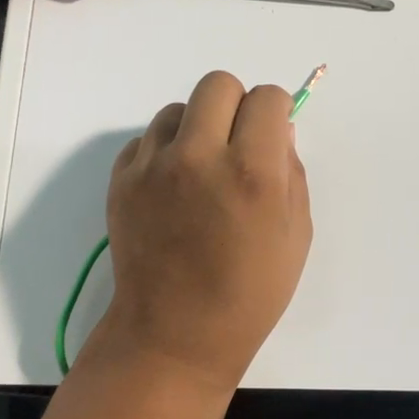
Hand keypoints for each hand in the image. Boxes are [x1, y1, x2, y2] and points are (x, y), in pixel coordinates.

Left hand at [98, 71, 311, 386]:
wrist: (176, 334)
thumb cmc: (250, 294)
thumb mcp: (297, 236)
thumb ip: (292, 174)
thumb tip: (277, 131)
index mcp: (253, 173)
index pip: (266, 98)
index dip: (275, 115)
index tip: (272, 140)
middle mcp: (200, 157)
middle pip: (218, 85)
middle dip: (236, 107)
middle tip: (238, 147)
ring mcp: (153, 166)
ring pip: (178, 109)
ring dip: (197, 129)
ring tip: (201, 172)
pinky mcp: (121, 180)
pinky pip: (147, 139)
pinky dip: (165, 153)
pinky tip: (173, 191)